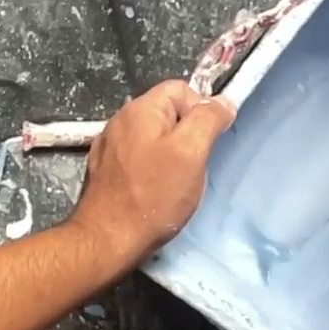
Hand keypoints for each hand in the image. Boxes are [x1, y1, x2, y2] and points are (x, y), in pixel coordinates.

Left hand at [67, 81, 234, 262]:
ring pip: (154, 137)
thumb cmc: (154, 196)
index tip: (205, 144)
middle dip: (186, 135)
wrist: (108, 240)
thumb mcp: (191, 152)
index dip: (202, 111)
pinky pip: (139, 157)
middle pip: (167, 113)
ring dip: (170, 155)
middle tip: (192, 166)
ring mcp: (109, 145)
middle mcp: (120, 120)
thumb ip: (208, 120)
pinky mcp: (105, 169)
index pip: (182, 89)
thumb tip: (223, 102)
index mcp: (140, 109)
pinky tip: (154, 191)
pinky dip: (151, 169)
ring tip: (175, 182)